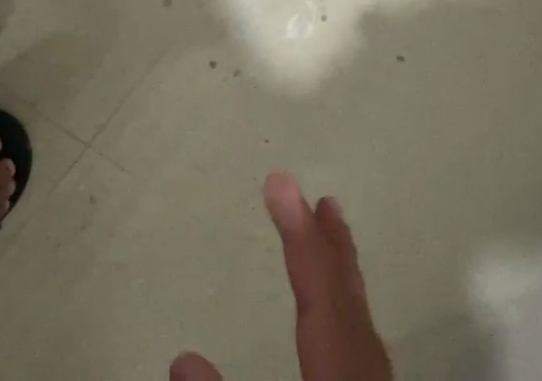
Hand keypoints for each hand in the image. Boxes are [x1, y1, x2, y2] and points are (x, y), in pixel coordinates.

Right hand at [170, 173, 391, 380]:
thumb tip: (179, 358)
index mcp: (338, 371)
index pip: (317, 292)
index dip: (298, 234)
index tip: (279, 181)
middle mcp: (362, 371)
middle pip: (346, 299)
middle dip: (330, 245)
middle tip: (322, 198)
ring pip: (359, 320)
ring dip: (341, 272)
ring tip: (331, 231)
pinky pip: (361, 340)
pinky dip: (347, 306)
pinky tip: (338, 310)